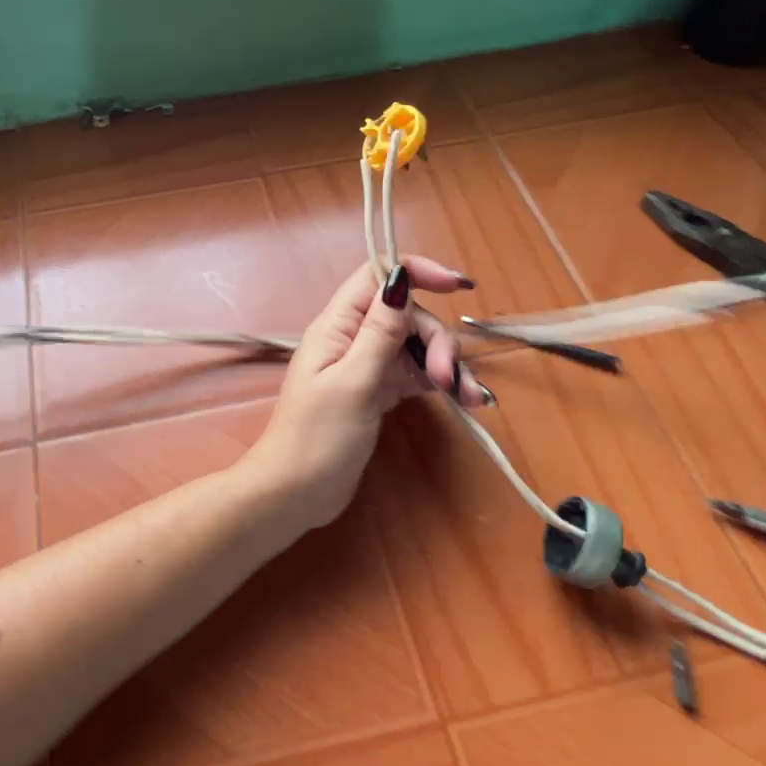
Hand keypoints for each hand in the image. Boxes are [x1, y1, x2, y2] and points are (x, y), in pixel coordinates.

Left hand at [242, 257, 493, 528]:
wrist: (295, 493)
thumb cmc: (317, 437)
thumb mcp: (353, 381)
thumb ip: (380, 331)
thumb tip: (400, 276)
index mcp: (337, 326)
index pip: (378, 276)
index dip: (417, 272)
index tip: (457, 286)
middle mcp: (352, 338)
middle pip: (407, 316)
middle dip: (437, 339)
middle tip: (448, 379)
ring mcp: (366, 366)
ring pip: (416, 346)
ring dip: (446, 365)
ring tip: (470, 398)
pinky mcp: (377, 392)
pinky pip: (415, 374)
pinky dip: (439, 383)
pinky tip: (464, 400)